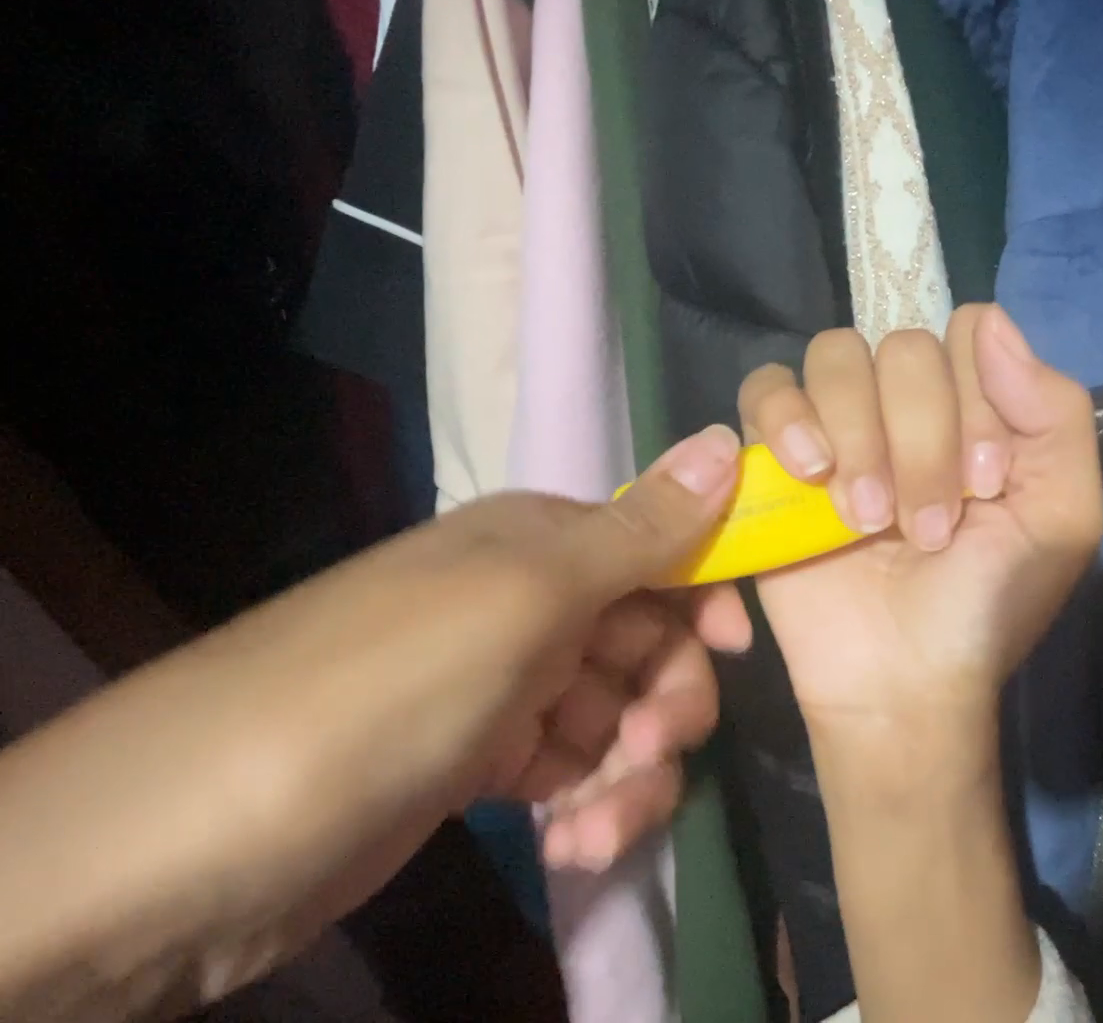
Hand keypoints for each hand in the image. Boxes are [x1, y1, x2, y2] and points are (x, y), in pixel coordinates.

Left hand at [397, 426, 753, 871]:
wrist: (179, 847)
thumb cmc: (388, 686)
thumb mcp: (527, 595)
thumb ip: (642, 531)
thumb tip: (725, 441)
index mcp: (540, 542)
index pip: (660, 551)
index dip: (705, 597)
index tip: (737, 650)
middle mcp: (528, 605)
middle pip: (648, 643)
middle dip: (669, 699)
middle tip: (655, 749)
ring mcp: (505, 688)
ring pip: (617, 717)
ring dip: (631, 773)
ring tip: (600, 829)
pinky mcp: (480, 764)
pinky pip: (572, 772)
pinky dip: (587, 807)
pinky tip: (569, 844)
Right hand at [738, 304, 1102, 727]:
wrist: (904, 680)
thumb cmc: (989, 602)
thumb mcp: (1061, 516)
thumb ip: (1057, 414)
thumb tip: (990, 320)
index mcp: (979, 409)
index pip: (970, 333)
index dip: (979, 400)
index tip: (988, 481)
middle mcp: (911, 404)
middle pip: (905, 346)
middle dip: (922, 440)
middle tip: (930, 528)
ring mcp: (842, 426)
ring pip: (837, 356)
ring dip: (860, 437)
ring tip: (868, 519)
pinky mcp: (776, 458)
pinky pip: (765, 387)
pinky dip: (786, 418)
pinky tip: (809, 473)